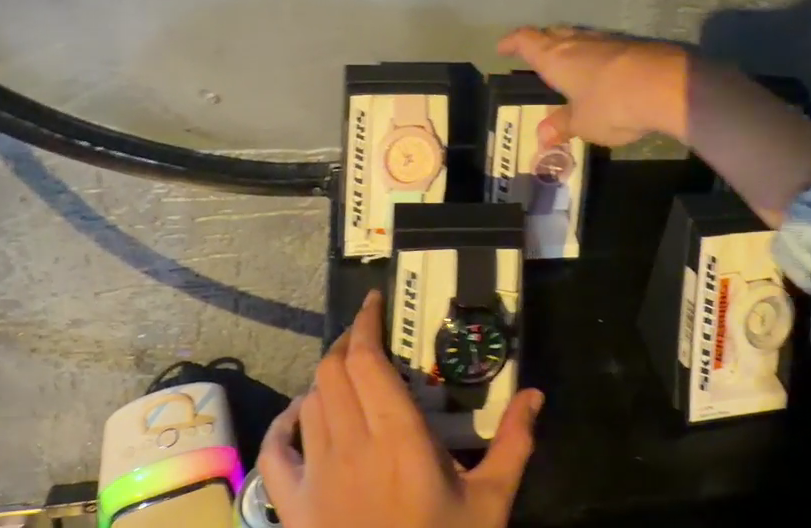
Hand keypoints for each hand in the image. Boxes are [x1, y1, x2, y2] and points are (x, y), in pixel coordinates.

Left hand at [257, 291, 543, 527]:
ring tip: (347, 372)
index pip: (367, 361)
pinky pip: (276, 452)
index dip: (366, 324)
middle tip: (368, 334)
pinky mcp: (293, 507)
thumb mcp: (490, 504)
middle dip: (347, 342)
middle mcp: (351, 445)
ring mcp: (316, 476)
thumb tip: (535, 395)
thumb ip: (512, 445)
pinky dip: (285, 424)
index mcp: (398, 438)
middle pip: (333, 371)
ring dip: (325, 377)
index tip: (375, 302)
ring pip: (310, 401)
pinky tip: (300, 416)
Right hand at [497, 27, 690, 146]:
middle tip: (533, 55)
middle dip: (540, 42)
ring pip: (578, 37)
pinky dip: (593, 55)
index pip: (526, 40)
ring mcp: (606, 40)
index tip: (503, 48)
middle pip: (552, 33)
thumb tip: (541, 135)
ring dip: (568, 46)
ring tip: (566, 63)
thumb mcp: (583, 122)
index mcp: (556, 57)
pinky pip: (602, 46)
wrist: (666, 85)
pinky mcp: (631, 46)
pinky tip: (600, 70)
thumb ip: (561, 125)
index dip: (513, 42)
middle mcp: (577, 42)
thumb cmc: (611, 104)